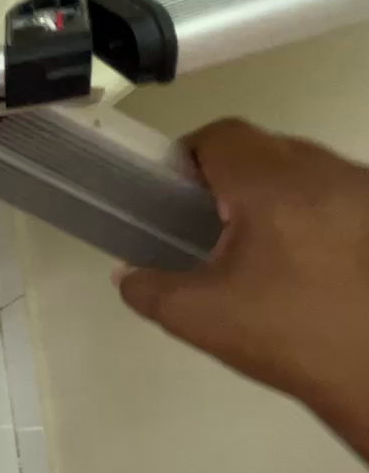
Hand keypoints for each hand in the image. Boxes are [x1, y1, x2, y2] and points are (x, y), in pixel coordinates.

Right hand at [116, 119, 368, 446]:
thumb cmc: (285, 334)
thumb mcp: (189, 314)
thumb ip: (142, 285)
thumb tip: (130, 273)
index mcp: (278, 191)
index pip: (226, 137)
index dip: (188, 154)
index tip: (169, 190)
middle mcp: (337, 179)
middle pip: (271, 148)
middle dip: (230, 176)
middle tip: (202, 221)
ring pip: (313, 170)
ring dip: (275, 193)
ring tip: (254, 244)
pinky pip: (343, 195)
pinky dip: (311, 212)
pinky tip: (300, 258)